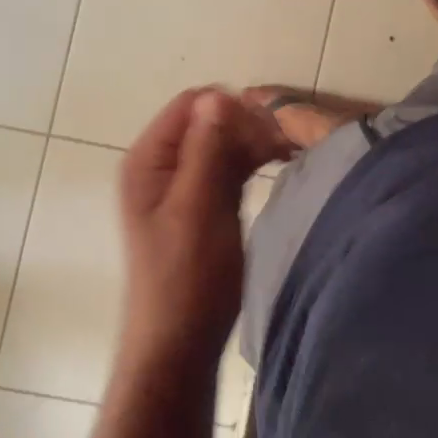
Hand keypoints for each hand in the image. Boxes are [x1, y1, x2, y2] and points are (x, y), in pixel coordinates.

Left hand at [117, 87, 291, 363]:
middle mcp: (162, 164)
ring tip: (289, 153)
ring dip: (254, 142)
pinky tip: (281, 163)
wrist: (181, 342)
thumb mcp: (197, 206)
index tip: (268, 125)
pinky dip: (252, 160)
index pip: (192, 103)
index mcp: (149, 159)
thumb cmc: (186, 276)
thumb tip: (218, 94)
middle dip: (246, 124)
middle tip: (285, 143)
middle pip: (209, 119)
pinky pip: (229, 165)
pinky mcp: (204, 200)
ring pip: (223, 141)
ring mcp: (183, 182)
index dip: (229, 107)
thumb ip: (205, 149)